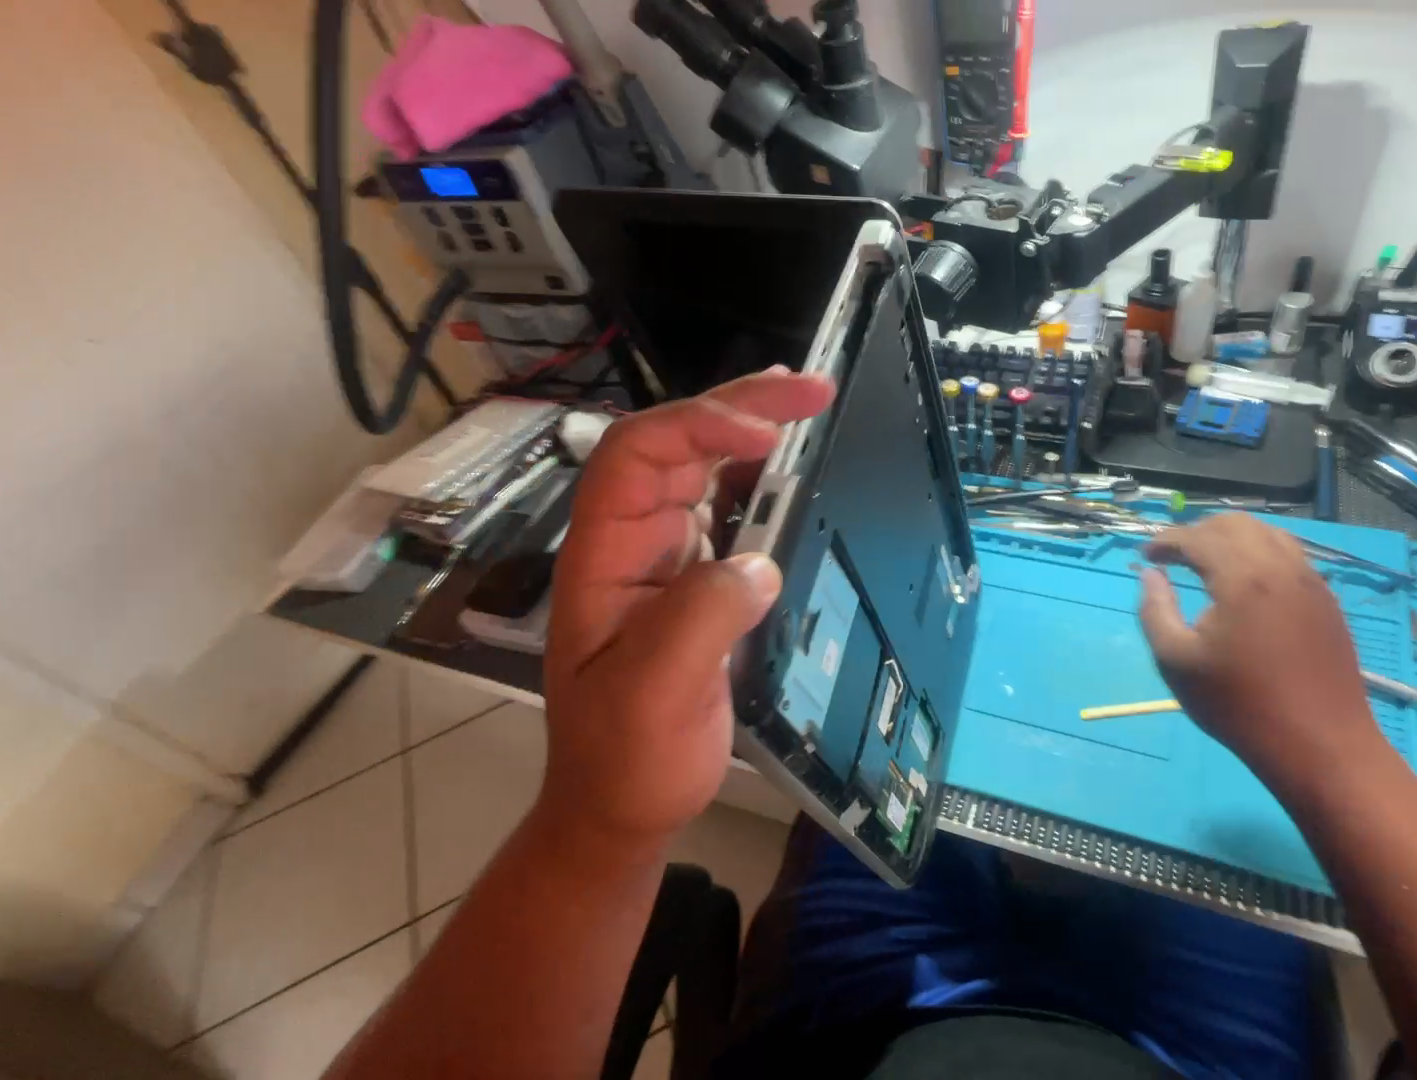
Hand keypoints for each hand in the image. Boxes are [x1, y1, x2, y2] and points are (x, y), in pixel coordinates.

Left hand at [542, 368, 835, 848]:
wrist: (623, 803)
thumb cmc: (625, 757)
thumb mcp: (655, 695)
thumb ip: (701, 619)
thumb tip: (761, 563)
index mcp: (604, 554)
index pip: (635, 456)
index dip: (696, 429)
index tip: (766, 438)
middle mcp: (632, 542)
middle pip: (673, 445)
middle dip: (739, 406)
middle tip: (812, 389)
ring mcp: (666, 557)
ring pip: (704, 469)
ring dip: (753, 430)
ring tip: (808, 403)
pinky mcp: (699, 580)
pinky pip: (731, 512)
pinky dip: (765, 480)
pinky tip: (795, 465)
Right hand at [1138, 514, 1381, 779]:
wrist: (1318, 744)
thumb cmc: (1237, 704)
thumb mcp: (1175, 661)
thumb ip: (1155, 610)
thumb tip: (1150, 575)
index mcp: (1242, 578)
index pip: (1197, 537)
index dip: (1166, 540)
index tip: (1146, 555)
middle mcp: (1281, 567)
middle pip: (1236, 524)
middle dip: (1199, 531)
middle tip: (1174, 554)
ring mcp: (1311, 582)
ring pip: (1268, 534)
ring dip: (1232, 538)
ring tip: (1208, 563)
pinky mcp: (1326, 601)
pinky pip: (1290, 556)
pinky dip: (1260, 554)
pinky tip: (1247, 583)